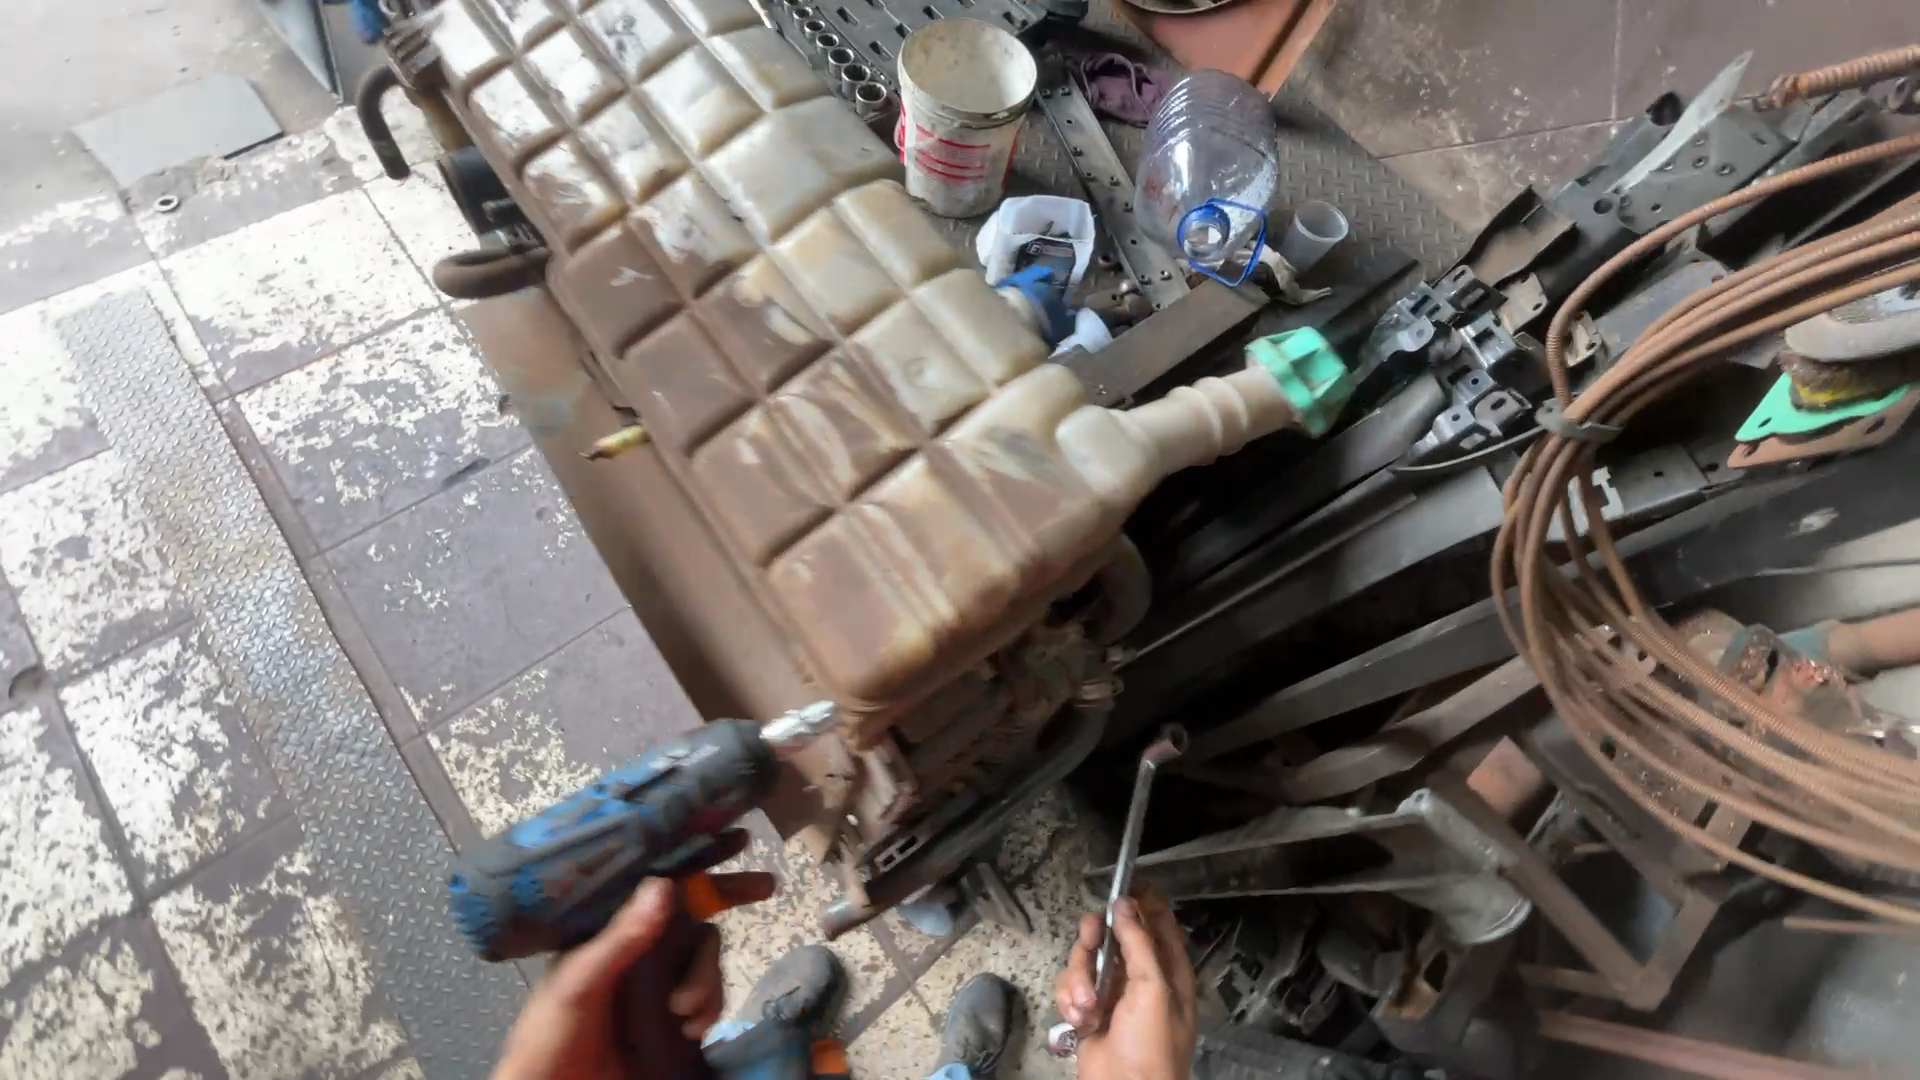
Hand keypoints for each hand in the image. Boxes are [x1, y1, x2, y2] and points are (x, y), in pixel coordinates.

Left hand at [491, 864, 775, 1079]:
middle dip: (733, 893)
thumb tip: (665, 885)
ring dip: (707, 977)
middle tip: (768, 885)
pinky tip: (693, 1028)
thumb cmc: (550, 1038)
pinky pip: (712, 994)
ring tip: (685, 1012)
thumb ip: (620, 939)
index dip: (698, 857)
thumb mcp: (578, 985)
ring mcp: (662, 979)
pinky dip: (710, 1006)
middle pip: (697, 909)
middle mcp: (643, 944)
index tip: (737, 839)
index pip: (661, 881)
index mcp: (615, 927)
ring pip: (708, 953)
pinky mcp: (677, 1015)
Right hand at [1052, 890, 1197, 1079]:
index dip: (1143, 900)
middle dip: (1097, 937)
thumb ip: (1139, 942)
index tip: (1122, 884)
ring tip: (1085, 1005)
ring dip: (1080, 978)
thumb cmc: (1151, 1044)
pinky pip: (1071, 984)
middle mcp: (1140, 975)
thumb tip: (1124, 901)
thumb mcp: (1153, 989)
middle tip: (1091, 937)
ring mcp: (1112, 992)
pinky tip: (1079, 1019)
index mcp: (1168, 970)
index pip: (1160, 921)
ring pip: (1086, 957)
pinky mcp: (1088, 1008)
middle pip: (1113, 933)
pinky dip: (1070, 999)